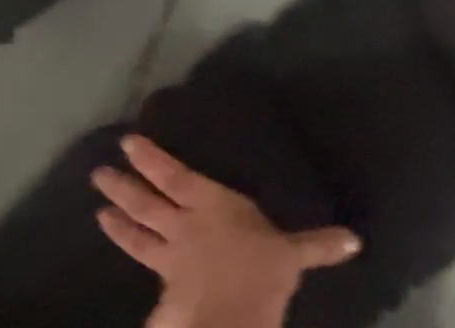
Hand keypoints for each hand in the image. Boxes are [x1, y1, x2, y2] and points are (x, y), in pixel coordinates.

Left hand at [93, 135, 361, 327]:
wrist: (229, 320)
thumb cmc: (261, 272)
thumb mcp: (294, 254)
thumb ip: (318, 245)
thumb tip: (355, 240)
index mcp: (213, 204)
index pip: (175, 177)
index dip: (151, 160)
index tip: (128, 144)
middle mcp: (185, 225)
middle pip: (148, 203)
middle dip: (123, 186)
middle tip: (99, 172)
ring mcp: (171, 258)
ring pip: (139, 234)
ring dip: (119, 221)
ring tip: (99, 210)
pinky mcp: (164, 290)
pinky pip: (146, 270)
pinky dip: (133, 258)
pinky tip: (123, 257)